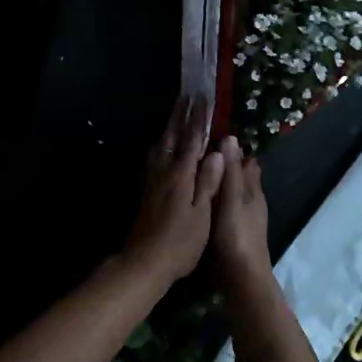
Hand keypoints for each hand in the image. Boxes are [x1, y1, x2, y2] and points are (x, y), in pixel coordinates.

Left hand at [124, 97, 222, 286]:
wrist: (143, 265)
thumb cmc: (179, 242)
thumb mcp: (201, 213)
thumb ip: (209, 181)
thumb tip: (218, 152)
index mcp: (181, 176)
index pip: (192, 141)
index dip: (199, 119)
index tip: (204, 99)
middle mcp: (164, 173)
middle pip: (172, 138)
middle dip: (180, 116)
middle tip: (187, 96)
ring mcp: (153, 182)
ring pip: (161, 146)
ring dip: (170, 127)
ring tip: (176, 113)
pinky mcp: (148, 192)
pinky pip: (156, 158)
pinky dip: (163, 144)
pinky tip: (164, 146)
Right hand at [210, 136, 269, 282]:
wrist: (242, 278)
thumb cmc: (238, 236)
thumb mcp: (233, 200)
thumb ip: (232, 172)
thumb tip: (231, 138)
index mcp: (253, 190)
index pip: (246, 162)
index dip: (233, 150)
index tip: (213, 137)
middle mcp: (252, 200)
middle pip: (240, 176)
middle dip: (225, 165)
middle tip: (198, 154)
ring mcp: (244, 217)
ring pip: (232, 192)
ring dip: (220, 183)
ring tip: (196, 174)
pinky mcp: (235, 231)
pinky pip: (225, 207)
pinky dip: (216, 200)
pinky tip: (202, 202)